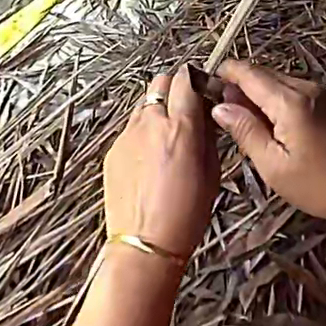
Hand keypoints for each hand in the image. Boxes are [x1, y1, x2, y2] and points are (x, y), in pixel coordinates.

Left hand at [103, 67, 217, 258]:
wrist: (144, 246)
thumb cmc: (183, 216)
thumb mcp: (212, 172)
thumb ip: (209, 135)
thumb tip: (207, 115)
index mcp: (181, 127)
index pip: (187, 79)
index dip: (197, 79)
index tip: (203, 87)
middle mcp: (151, 124)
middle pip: (162, 81)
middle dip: (176, 87)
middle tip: (186, 106)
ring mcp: (128, 136)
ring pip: (144, 103)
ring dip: (158, 109)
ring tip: (168, 136)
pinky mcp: (113, 150)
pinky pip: (131, 128)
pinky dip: (142, 133)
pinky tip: (151, 157)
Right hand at [209, 60, 325, 224]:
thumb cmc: (318, 184)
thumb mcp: (273, 166)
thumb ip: (245, 131)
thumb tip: (219, 107)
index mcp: (290, 101)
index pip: (249, 73)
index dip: (224, 74)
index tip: (205, 85)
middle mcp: (304, 86)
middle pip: (262, 74)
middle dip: (238, 85)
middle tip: (220, 110)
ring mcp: (317, 90)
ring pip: (276, 80)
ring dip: (256, 93)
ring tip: (242, 121)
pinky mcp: (325, 98)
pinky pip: (290, 89)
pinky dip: (273, 99)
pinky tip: (268, 123)